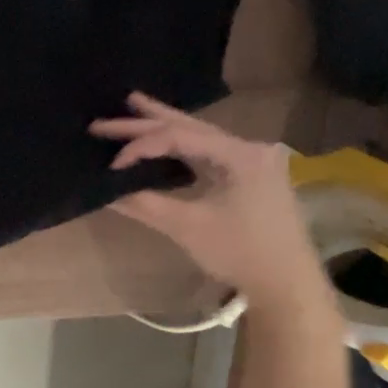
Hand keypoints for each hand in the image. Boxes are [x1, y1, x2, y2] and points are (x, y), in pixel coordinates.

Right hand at [91, 92, 328, 308]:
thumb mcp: (186, 226)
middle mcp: (248, 148)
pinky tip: (158, 139)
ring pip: (197, 135)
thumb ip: (144, 203)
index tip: (110, 167)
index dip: (139, 147)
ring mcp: (250, 160)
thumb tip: (105, 191)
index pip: (179, 137)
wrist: (284, 281)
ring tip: (131, 107)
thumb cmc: (239, 251)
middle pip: (189, 127)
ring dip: (162, 126)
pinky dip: (177, 145)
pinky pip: (205, 151)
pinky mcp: (246, 174)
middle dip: (144, 122)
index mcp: (240, 154)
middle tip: (102, 120)